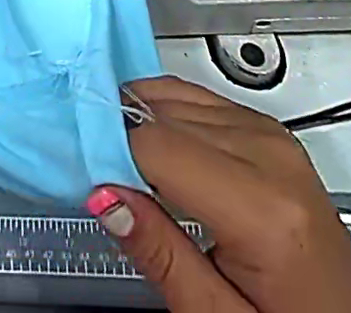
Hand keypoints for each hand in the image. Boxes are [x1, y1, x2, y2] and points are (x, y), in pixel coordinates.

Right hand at [89, 76, 350, 312]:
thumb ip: (161, 254)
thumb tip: (104, 196)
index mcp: (263, 208)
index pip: (157, 146)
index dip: (110, 154)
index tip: (81, 171)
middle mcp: (269, 152)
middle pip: (164, 115)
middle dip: (120, 135)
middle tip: (91, 168)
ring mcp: (269, 131)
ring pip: (175, 96)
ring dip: (138, 119)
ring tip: (117, 158)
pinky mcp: (265, 124)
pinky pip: (196, 97)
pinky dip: (164, 112)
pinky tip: (152, 144)